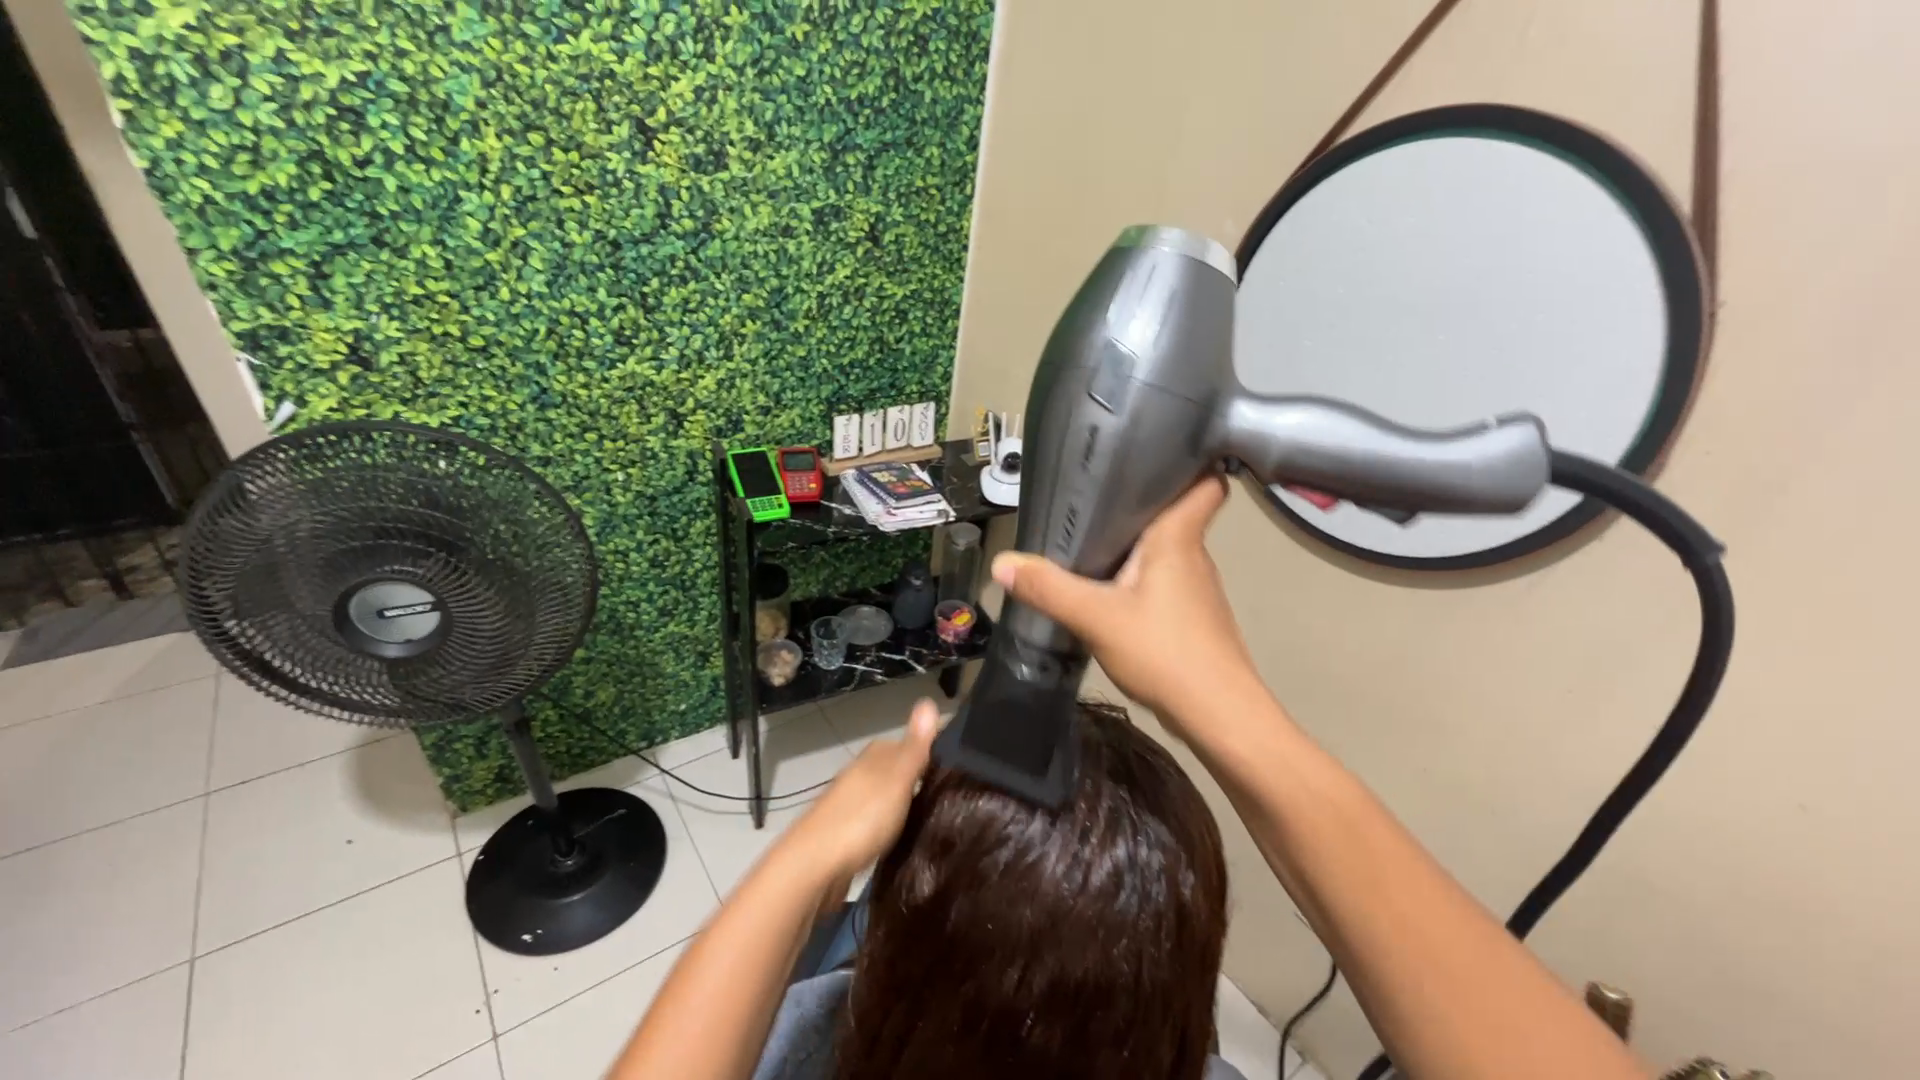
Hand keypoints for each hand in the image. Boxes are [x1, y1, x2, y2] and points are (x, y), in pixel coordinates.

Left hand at [785, 699, 938, 882]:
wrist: (813, 865)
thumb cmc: (861, 818)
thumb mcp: (897, 778)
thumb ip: (914, 746)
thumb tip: (929, 701)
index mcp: (873, 757)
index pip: (906, 744)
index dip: (929, 755)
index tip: (956, 771)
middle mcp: (860, 774)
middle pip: (894, 771)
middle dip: (917, 782)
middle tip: (949, 799)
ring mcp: (850, 804)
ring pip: (884, 797)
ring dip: (902, 806)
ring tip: (930, 820)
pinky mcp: (846, 835)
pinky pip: (875, 823)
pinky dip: (889, 827)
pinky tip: (901, 839)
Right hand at [990, 476, 1260, 734]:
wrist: (1218, 716)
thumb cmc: (1166, 651)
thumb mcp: (1096, 617)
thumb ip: (1049, 589)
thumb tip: (1002, 562)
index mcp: (1178, 538)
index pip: (1206, 483)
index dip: (1191, 460)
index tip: (1157, 448)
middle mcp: (1192, 555)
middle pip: (1172, 514)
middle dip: (1138, 503)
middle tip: (1091, 496)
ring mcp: (1196, 590)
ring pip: (1164, 552)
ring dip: (1134, 546)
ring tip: (1089, 541)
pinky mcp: (1191, 619)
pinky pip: (1159, 583)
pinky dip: (1136, 580)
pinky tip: (1107, 594)